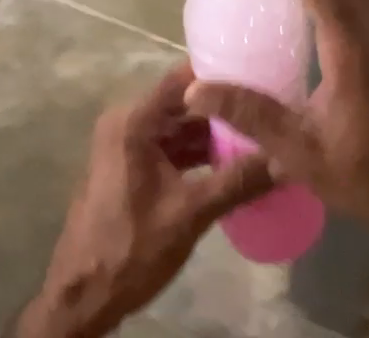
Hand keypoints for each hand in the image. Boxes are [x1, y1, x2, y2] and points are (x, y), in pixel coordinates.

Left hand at [12, 62, 273, 337]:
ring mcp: (125, 145)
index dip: (221, 72)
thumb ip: (238, 181)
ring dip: (212, 132)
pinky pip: (169, 146)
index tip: (260, 73)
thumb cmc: (130, 247)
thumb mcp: (190, 214)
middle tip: (268, 106)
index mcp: (133, 121)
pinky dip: (196, 152)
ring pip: (177, 126)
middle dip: (223, 105)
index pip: (183, 78)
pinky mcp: (129, 167)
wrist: (82, 296)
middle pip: (183, 101)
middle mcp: (126, 122)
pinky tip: (231, 161)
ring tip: (258, 132)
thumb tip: (286, 159)